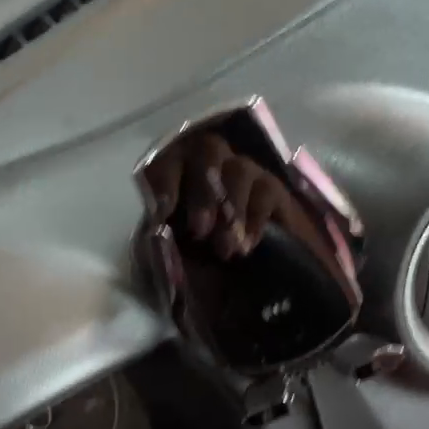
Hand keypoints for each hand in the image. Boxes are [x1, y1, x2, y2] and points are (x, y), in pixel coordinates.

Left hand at [142, 130, 285, 258]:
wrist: (239, 278)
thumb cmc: (194, 262)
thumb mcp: (171, 255)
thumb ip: (161, 242)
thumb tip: (157, 239)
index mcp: (175, 175)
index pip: (166, 160)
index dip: (165, 180)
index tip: (164, 212)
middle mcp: (209, 163)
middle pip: (207, 151)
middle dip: (202, 192)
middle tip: (200, 231)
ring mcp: (243, 171)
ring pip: (239, 169)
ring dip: (231, 208)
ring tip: (225, 248)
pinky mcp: (271, 189)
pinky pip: (266, 191)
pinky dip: (255, 220)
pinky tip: (246, 246)